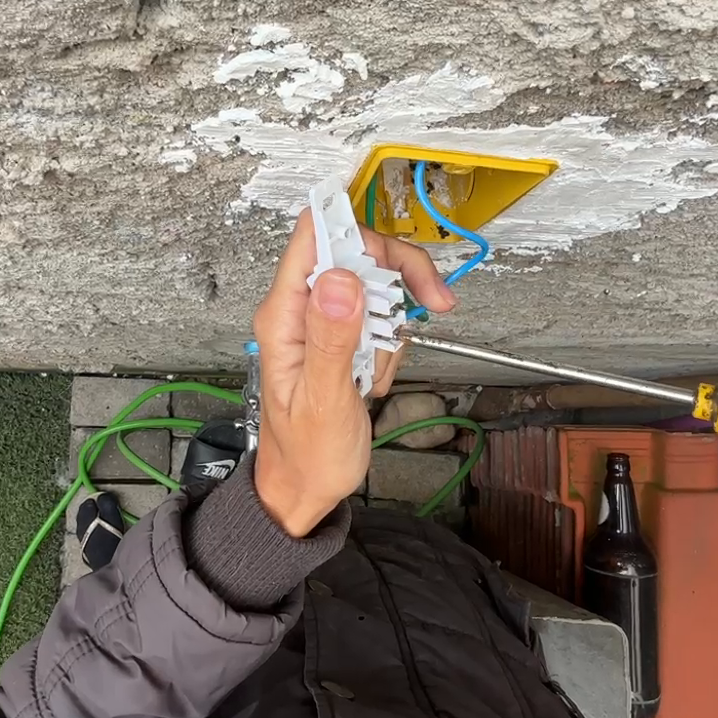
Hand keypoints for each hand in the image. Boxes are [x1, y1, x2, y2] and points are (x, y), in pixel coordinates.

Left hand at [250, 210, 454, 535]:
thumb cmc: (306, 455)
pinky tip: (376, 376)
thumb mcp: (325, 402)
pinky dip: (389, 343)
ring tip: (379, 369)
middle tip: (433, 302)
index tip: (398, 249)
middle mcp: (299, 310)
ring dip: (392, 322)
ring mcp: (320, 322)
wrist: (305, 488)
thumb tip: (342, 277)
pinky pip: (376, 317)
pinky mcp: (338, 337)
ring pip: (372, 284)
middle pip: (354, 252)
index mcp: (284, 316)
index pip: (314, 236)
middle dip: (397, 274)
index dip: (357, 229)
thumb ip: (332, 338)